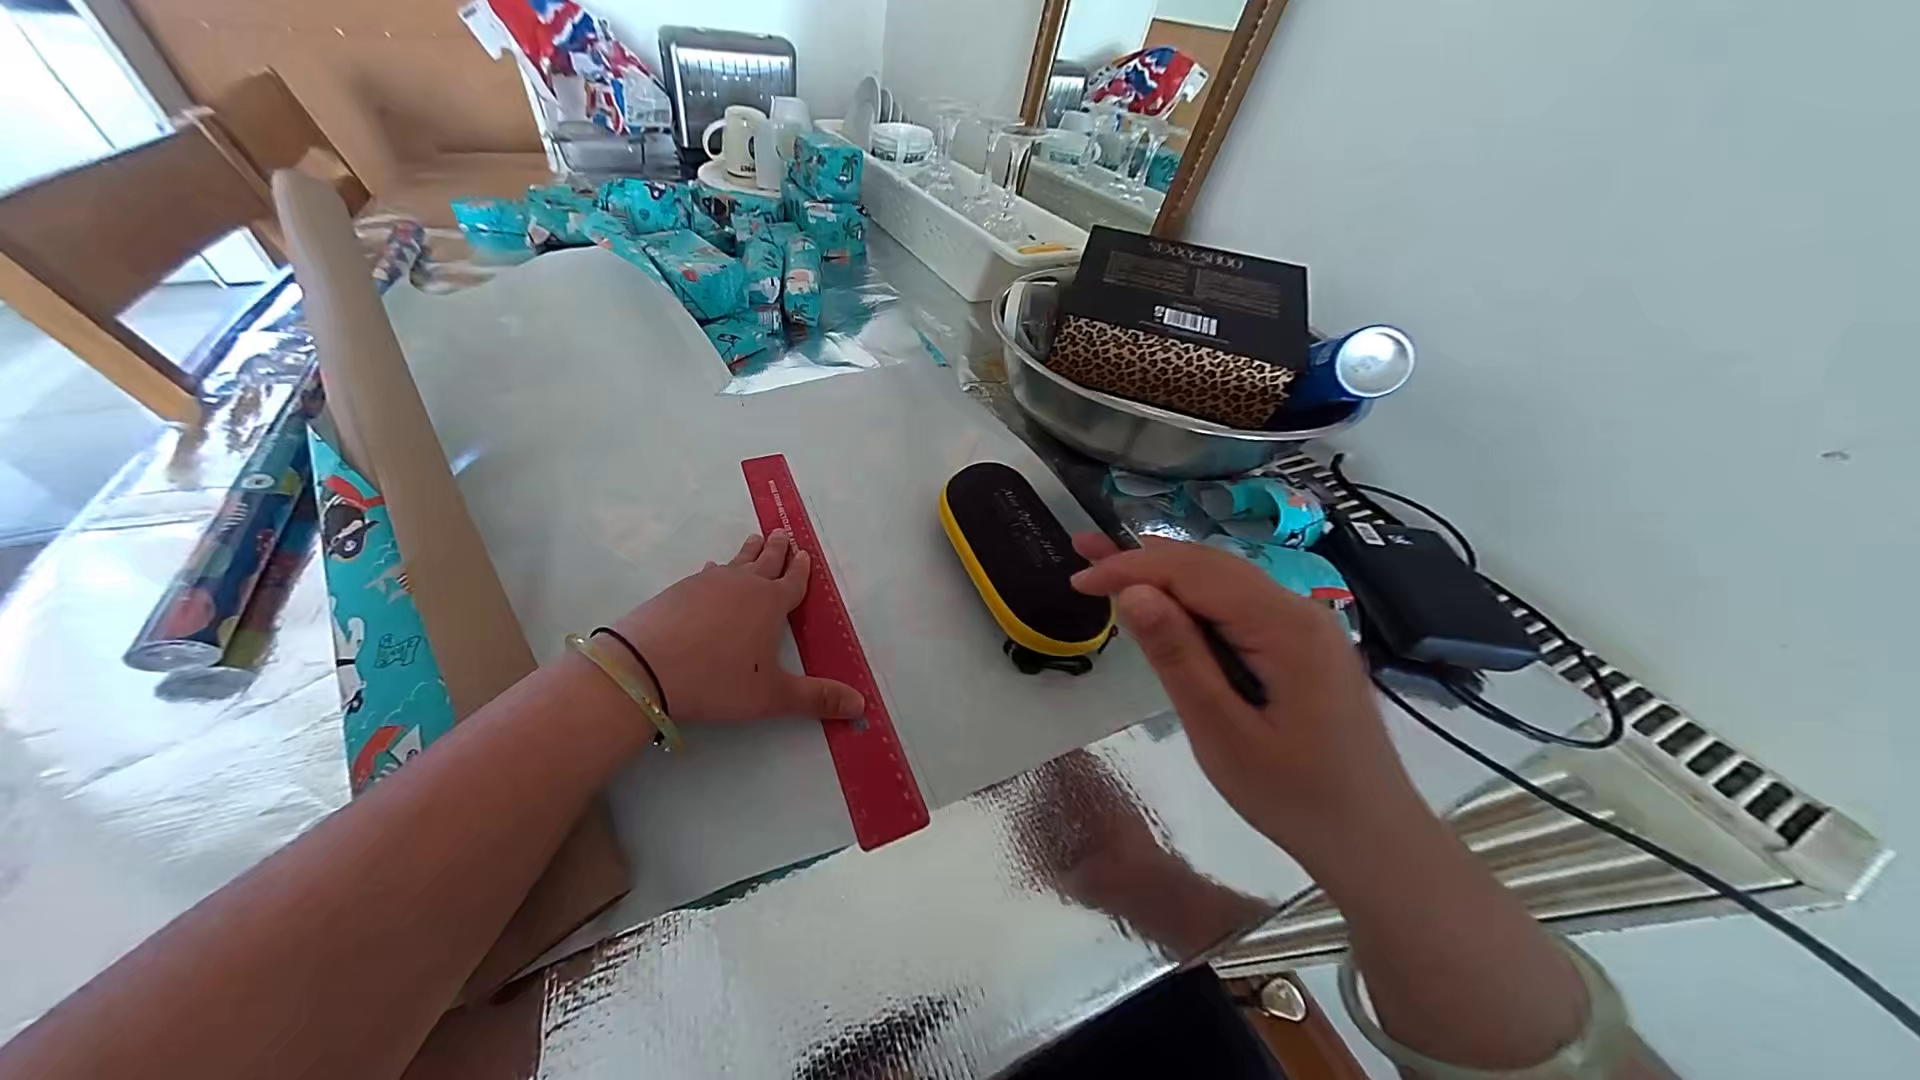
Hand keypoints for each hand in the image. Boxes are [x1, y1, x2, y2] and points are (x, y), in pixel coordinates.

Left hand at [611, 530, 863, 725]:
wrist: (642, 668)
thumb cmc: (717, 680)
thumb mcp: (772, 696)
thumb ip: (817, 699)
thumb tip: (862, 706)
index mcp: (772, 603)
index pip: (794, 581)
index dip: (802, 570)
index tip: (806, 554)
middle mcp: (744, 585)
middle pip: (767, 561)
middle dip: (779, 549)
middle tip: (784, 532)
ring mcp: (708, 584)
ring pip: (737, 561)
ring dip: (749, 551)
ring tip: (755, 539)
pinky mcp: (679, 590)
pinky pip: (708, 573)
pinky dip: (718, 569)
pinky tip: (712, 571)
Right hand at [1070, 533, 1425, 863]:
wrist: (1374, 840)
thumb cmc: (1295, 797)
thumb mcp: (1222, 732)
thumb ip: (1178, 657)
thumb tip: (1134, 593)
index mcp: (1285, 626)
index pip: (1194, 574)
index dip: (1132, 568)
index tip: (1080, 580)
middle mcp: (1300, 610)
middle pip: (1210, 565)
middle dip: (1143, 557)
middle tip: (1085, 553)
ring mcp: (1305, 625)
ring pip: (1224, 580)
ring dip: (1166, 573)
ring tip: (1111, 570)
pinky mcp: (1301, 643)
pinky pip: (1238, 605)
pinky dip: (1192, 599)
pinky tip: (1165, 605)